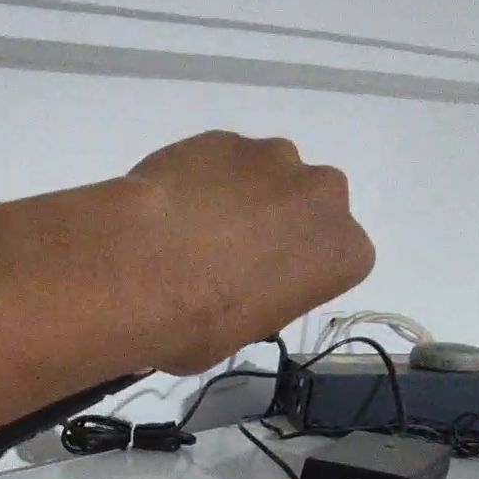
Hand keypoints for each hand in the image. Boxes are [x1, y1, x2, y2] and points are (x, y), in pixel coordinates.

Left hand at [121, 131, 374, 373]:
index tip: (254, 289)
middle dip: (269, 227)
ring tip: (183, 232)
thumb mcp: (235, 339)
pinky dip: (194, 181)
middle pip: (303, 209)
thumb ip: (252, 306)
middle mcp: (323, 195)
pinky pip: (214, 162)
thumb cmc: (194, 323)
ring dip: (232, 199)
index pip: (330, 262)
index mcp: (342, 253)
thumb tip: (228, 299)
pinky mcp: (221, 138)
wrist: (137, 271)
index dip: (288, 276)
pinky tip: (164, 209)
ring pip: (260, 178)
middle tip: (218, 257)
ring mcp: (271, 156)